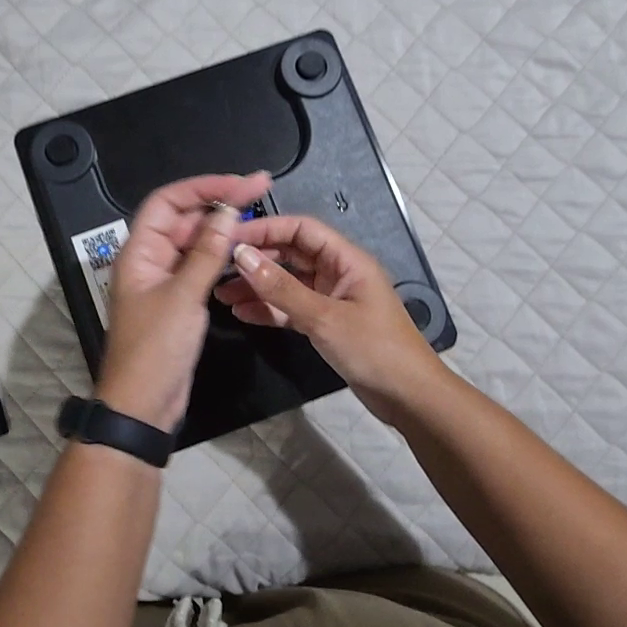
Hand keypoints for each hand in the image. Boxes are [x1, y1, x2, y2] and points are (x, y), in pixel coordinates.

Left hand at [95, 172, 273, 429]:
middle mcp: (149, 259)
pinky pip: (200, 267)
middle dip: (219, 202)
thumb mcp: (183, 297)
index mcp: (139, 252)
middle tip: (261, 190)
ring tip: (259, 214)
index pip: (168, 202)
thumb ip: (207, 253)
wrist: (142, 406)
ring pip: (194, 242)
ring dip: (222, 228)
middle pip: (183, 218)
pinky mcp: (179, 301)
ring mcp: (164, 281)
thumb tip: (227, 211)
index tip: (242, 183)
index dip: (204, 187)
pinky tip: (245, 250)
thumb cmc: (155, 349)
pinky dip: (220, 255)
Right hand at [213, 215, 442, 425]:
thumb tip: (241, 256)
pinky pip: (291, 308)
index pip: (300, 229)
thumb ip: (281, 288)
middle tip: (218, 267)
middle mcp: (338, 273)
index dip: (265, 228)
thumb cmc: (374, 349)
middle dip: (256, 258)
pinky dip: (269, 309)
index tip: (230, 237)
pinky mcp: (326, 324)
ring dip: (257, 286)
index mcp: (346, 260)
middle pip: (291, 254)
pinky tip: (242, 313)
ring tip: (221, 294)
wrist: (409, 397)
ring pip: (287, 283)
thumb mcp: (323, 317)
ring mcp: (331, 299)